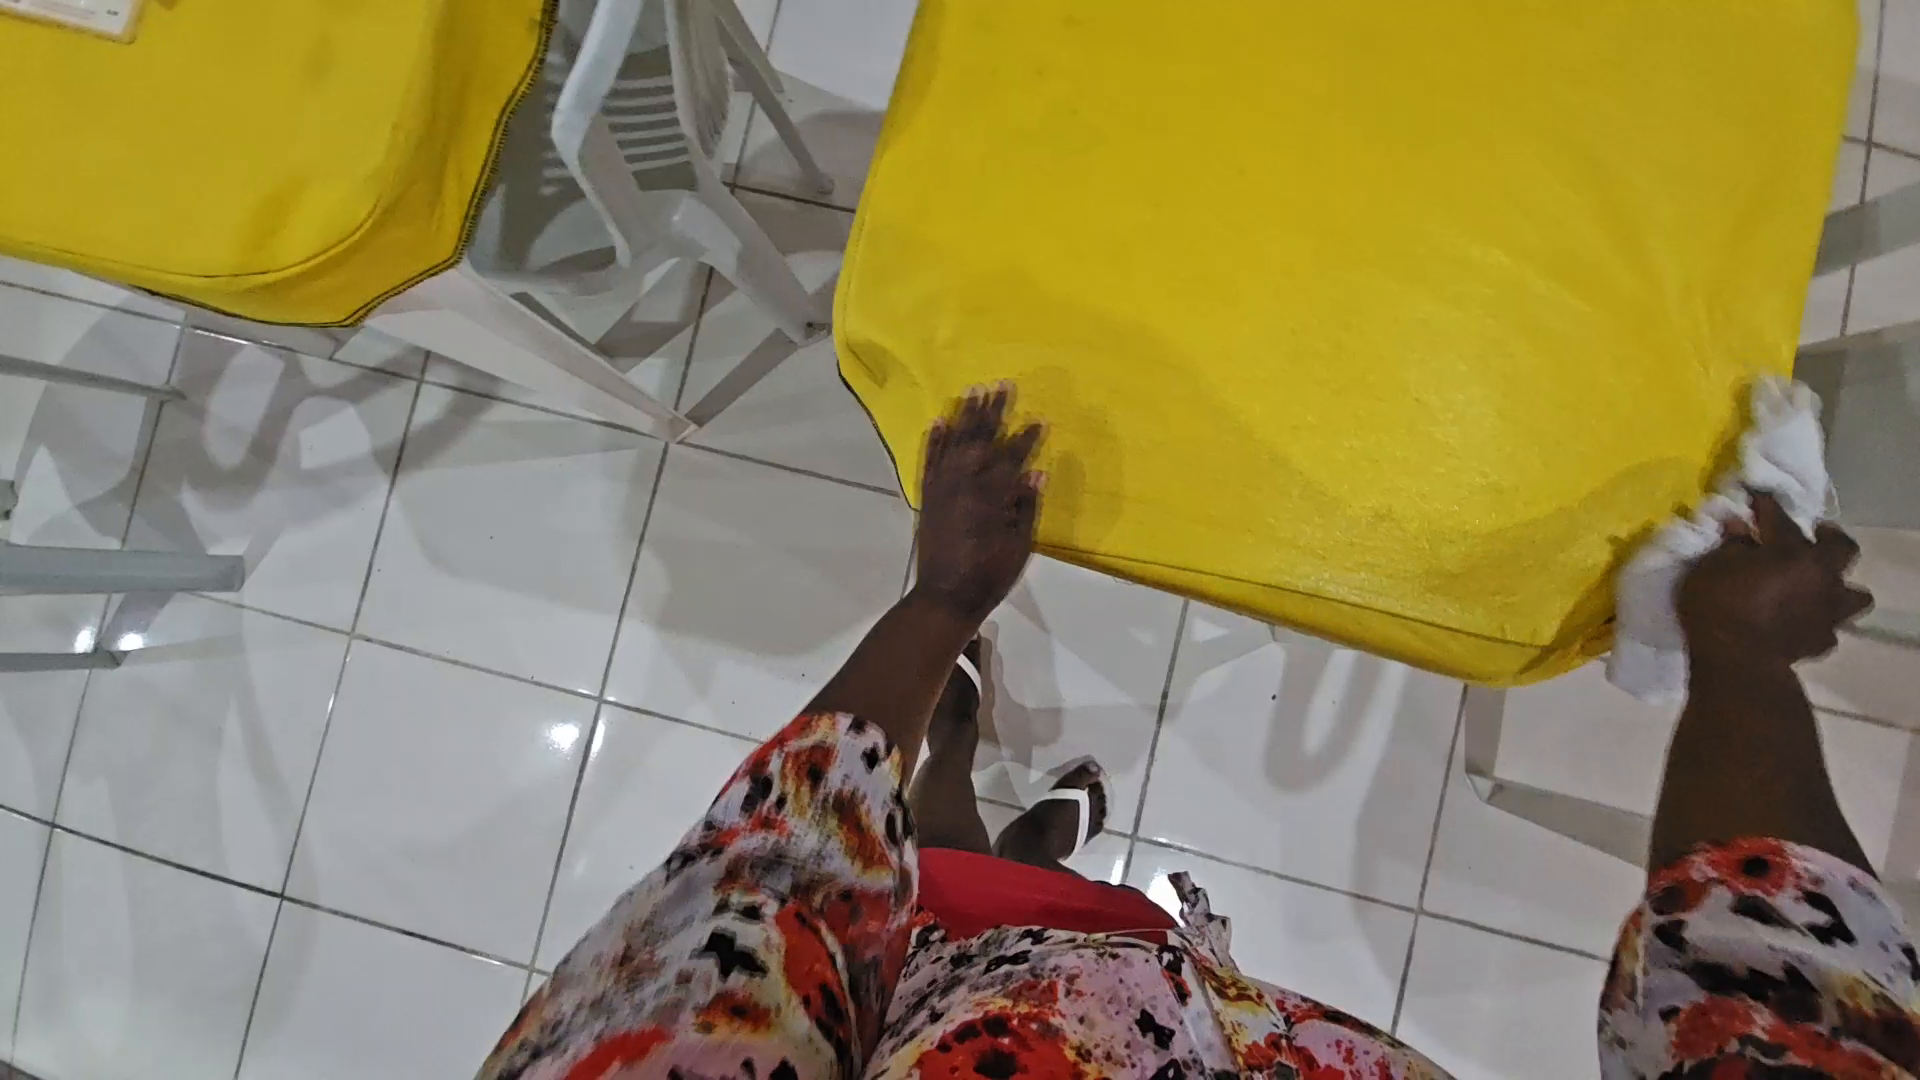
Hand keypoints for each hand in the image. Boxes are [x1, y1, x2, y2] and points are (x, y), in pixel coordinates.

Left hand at [912, 384, 1045, 622]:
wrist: (945, 596)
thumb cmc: (989, 574)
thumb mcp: (1019, 545)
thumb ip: (1026, 506)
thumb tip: (1036, 472)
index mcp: (991, 496)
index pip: (1012, 458)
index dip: (1026, 438)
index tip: (1038, 419)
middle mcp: (964, 484)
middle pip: (981, 439)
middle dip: (993, 411)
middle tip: (1002, 384)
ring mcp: (942, 487)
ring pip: (954, 442)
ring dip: (965, 415)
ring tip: (973, 390)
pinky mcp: (928, 495)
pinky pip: (930, 460)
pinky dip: (934, 439)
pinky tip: (939, 420)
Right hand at [1677, 493, 1873, 667]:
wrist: (1737, 657)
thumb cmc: (1717, 604)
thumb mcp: (1709, 568)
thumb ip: (1730, 546)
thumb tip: (1738, 526)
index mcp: (1794, 555)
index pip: (1781, 521)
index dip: (1767, 507)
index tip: (1758, 495)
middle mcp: (1823, 577)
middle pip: (1841, 549)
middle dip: (1829, 538)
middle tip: (1816, 533)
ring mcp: (1830, 611)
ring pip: (1851, 593)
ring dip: (1835, 587)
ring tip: (1816, 587)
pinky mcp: (1822, 638)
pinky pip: (1825, 624)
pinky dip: (1813, 619)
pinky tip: (1796, 622)